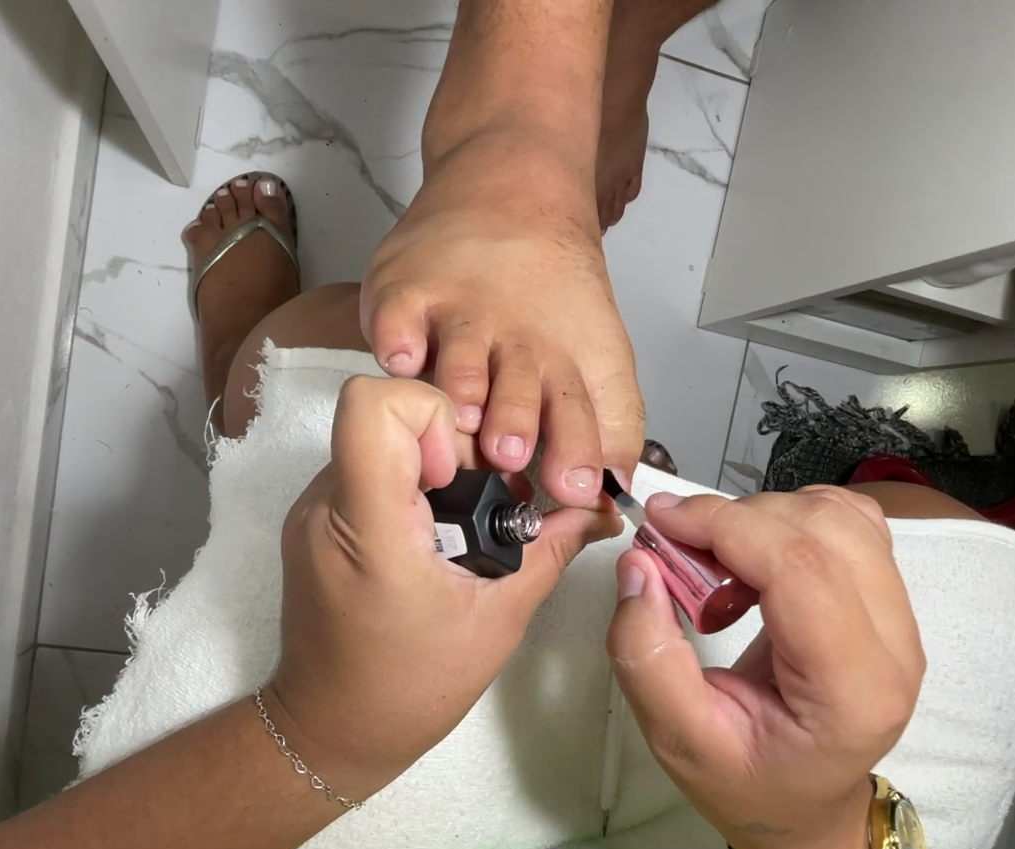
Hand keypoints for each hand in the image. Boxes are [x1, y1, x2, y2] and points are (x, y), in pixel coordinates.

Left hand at [270, 376, 618, 798]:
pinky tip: (433, 538)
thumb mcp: (497, 617)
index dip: (433, 417)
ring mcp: (313, 511)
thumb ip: (548, 550)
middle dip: (449, 443)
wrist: (331, 727)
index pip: (375, 406)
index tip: (459, 475)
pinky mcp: (314, 522)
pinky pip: (364, 470)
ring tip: (461, 526)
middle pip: (386, 415)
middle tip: (482, 503)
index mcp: (370, 527)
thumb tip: (597, 512)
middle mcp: (327, 505)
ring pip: (377, 439)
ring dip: (430, 466)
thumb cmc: (410, 688)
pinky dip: (407, 486)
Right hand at [361, 138, 643, 506]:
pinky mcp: (410, 293)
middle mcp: (516, 345)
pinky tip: (401, 358)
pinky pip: (400, 319)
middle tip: (511, 451)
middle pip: (518, 393)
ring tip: (466, 412)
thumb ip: (609, 424)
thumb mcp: (599, 355)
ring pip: (462, 360)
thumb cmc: (553, 292)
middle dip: (516, 423)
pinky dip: (398, 338)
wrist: (512, 192)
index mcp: (565, 367)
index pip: (579, 415)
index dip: (577, 455)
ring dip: (465, 388)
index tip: (576, 489)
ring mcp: (461, 316)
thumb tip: (616, 487)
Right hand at [605, 489, 926, 848]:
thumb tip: (639, 564)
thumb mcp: (676, 739)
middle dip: (734, 519)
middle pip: (824, 529)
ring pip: (840, 514)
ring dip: (761, 518)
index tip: (658, 521)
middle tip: (675, 551)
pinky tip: (753, 560)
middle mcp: (896, 645)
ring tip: (715, 564)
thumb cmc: (746, 785)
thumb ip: (648, 656)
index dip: (725, 526)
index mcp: (851, 691)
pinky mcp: (890, 599)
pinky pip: (849, 522)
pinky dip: (789, 521)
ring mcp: (902, 618)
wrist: (807, 808)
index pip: (801, 569)